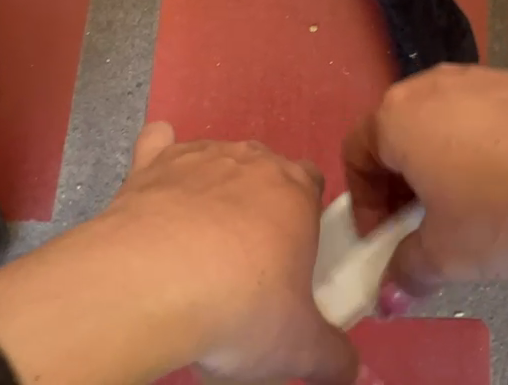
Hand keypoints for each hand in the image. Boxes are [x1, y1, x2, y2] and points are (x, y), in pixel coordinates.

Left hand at [106, 123, 357, 383]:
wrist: (151, 286)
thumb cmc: (240, 308)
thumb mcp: (299, 347)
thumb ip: (335, 356)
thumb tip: (356, 372)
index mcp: (297, 192)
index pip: (313, 183)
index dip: (304, 217)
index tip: (290, 258)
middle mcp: (253, 160)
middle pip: (265, 171)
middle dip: (258, 206)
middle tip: (244, 264)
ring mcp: (201, 155)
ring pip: (217, 161)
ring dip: (213, 191)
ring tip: (196, 248)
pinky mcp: (153, 163)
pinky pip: (159, 145)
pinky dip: (159, 160)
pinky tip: (155, 187)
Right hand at [342, 64, 507, 298]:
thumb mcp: (449, 255)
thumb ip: (407, 272)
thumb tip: (390, 293)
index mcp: (396, 117)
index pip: (355, 155)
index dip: (364, 205)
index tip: (387, 243)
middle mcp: (429, 85)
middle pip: (396, 136)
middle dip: (402, 188)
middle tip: (425, 232)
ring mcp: (475, 77)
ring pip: (439, 126)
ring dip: (441, 169)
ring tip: (473, 211)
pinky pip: (478, 117)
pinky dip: (479, 150)